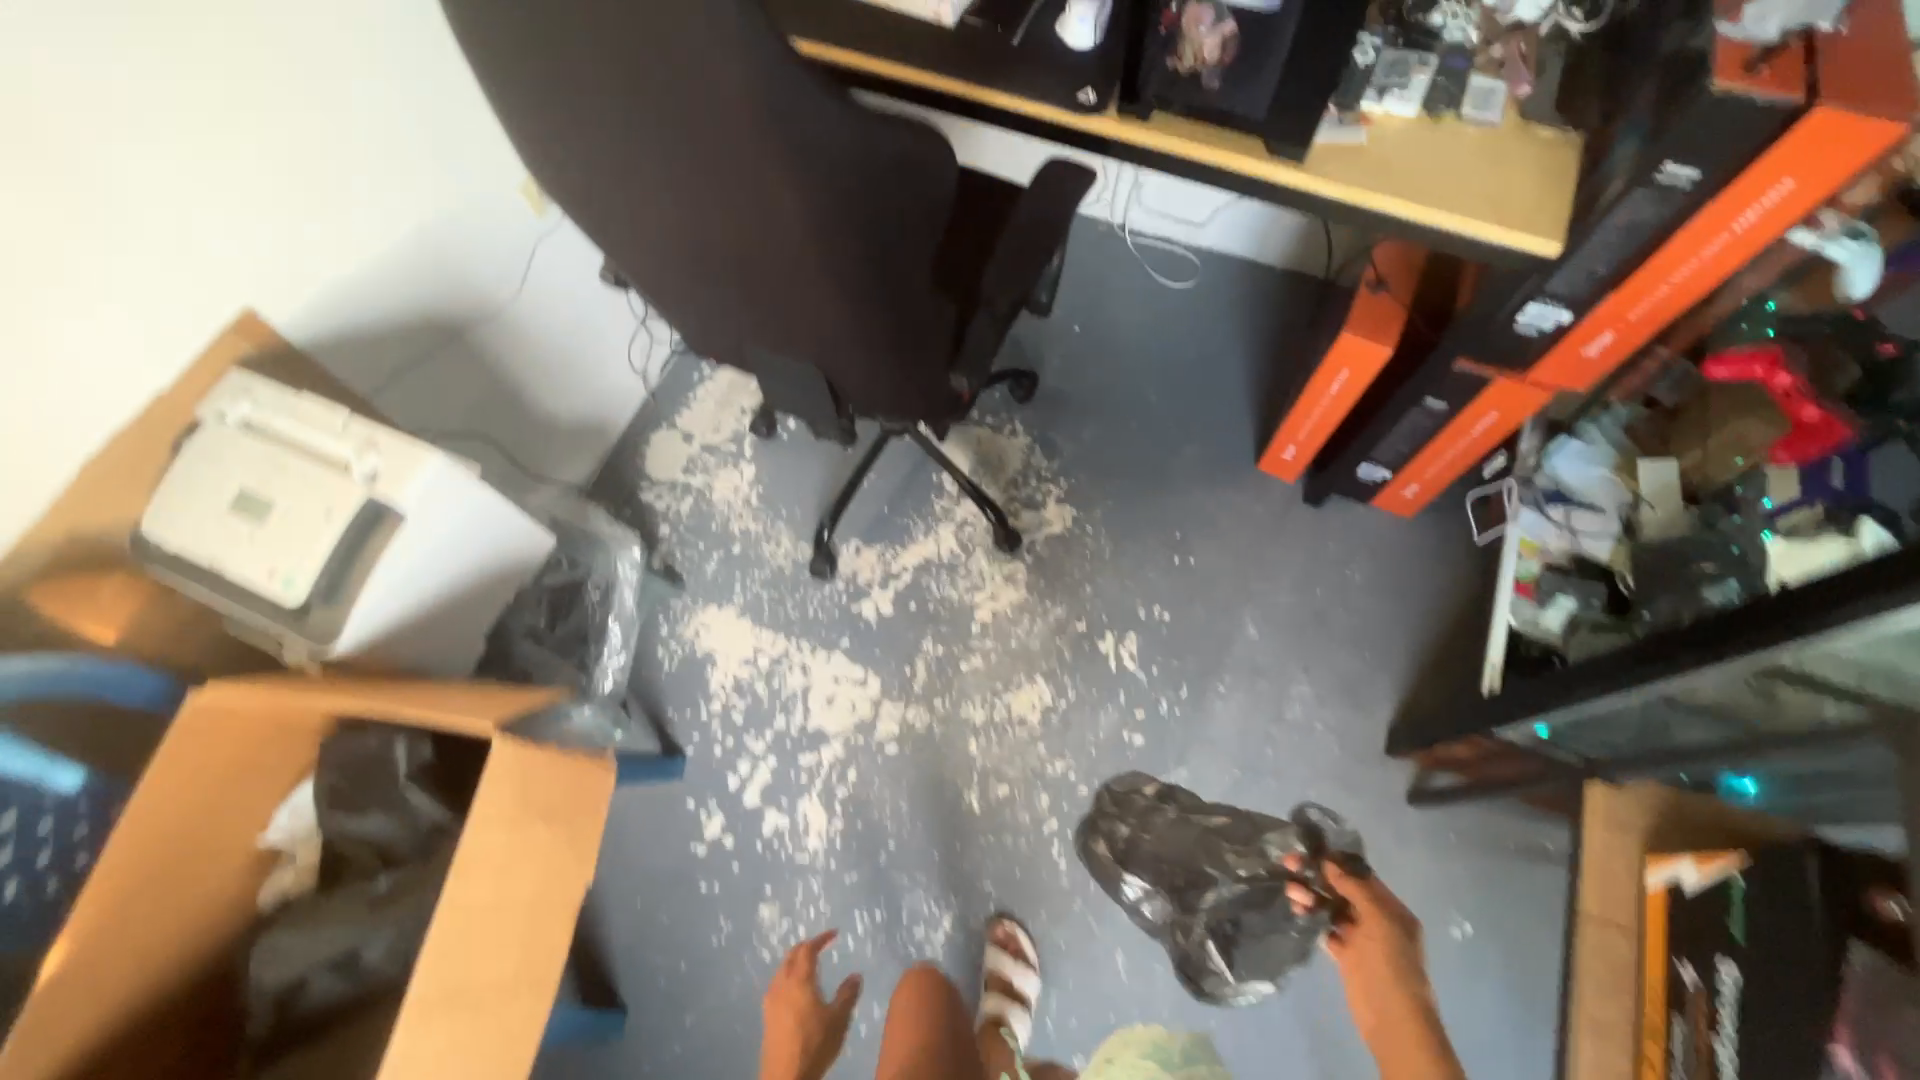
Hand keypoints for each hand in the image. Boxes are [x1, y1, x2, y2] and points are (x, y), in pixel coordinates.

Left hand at [760, 930, 862, 1079]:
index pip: (807, 949)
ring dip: (795, 962)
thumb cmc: (815, 1044)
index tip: (834, 934)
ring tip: (810, 967)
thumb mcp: (839, 1019)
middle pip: (791, 956)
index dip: (821, 938)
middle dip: (805, 947)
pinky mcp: (766, 1016)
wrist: (785, 1077)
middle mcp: (781, 985)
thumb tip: (855, 975)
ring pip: (781, 970)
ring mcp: (771, 1001)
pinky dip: (788, 978)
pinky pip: (777, 985)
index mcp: (799, 981)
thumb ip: (848, 994)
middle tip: (821, 946)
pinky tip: (796, 992)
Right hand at [1287, 859, 1463, 1079]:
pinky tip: (1298, 910)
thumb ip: (1354, 889)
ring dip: (1312, 897)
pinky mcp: (1346, 956)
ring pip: (1332, 908)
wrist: (1392, 1019)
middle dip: (1319, 877)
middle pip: (1344, 890)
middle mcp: (1377, 920)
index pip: (1361, 876)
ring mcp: (1361, 939)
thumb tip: (1329, 862)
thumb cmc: (1392, 965)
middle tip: (1290, 865)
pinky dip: (1313, 918)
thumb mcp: (1379, 921)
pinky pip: (1327, 928)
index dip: (1336, 862)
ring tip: (1291, 892)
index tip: (1309, 851)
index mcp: (1391, 909)